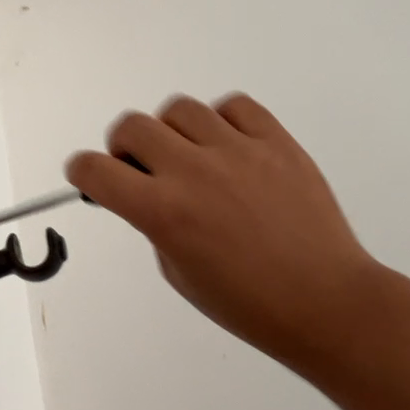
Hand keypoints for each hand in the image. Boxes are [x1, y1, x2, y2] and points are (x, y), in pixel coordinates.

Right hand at [66, 93, 379, 361]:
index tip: (89, 176)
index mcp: (163, 212)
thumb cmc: (248, 303)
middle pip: (132, 127)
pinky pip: (235, 106)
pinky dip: (221, 121)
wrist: (326, 303)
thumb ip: (154, 223)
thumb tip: (148, 193)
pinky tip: (228, 148)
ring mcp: (238, 152)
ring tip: (189, 156)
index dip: (82, 171)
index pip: (95, 170)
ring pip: (179, 109)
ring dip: (171, 131)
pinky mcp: (277, 143)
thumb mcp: (177, 273)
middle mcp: (194, 172)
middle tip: (140, 168)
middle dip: (124, 146)